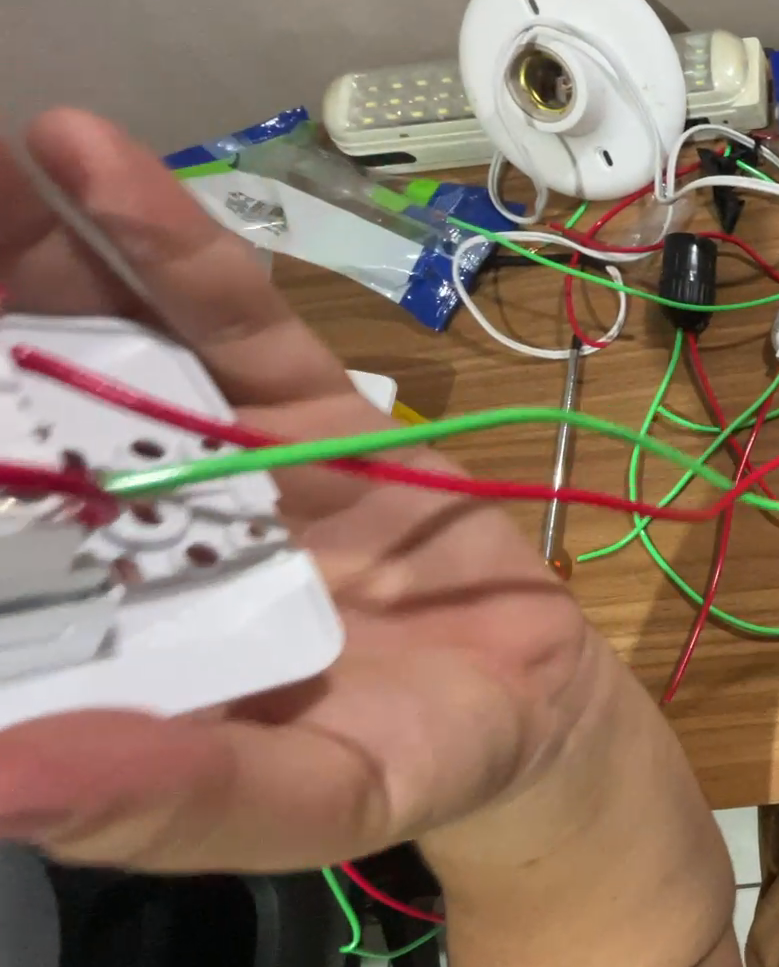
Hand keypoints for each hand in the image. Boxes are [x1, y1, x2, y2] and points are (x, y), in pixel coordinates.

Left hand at [0, 109, 612, 871]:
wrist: (536, 701)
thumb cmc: (421, 761)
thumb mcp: (311, 801)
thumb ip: (184, 797)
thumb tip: (5, 774)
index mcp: (86, 625)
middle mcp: (128, 529)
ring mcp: (231, 461)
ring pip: (101, 342)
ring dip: (19, 248)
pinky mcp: (329, 424)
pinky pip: (244, 333)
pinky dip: (177, 254)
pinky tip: (95, 165)